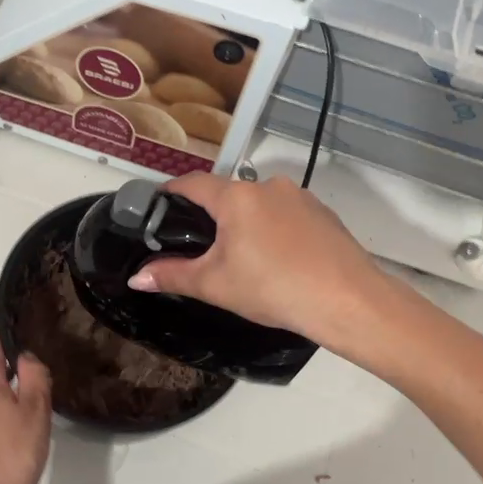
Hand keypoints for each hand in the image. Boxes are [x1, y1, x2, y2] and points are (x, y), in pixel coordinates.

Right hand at [128, 174, 412, 365]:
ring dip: (244, 224)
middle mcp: (267, 186)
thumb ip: (172, 275)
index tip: (157, 209)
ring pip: (258, 205)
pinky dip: (273, 231)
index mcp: (236, 197)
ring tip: (240, 259)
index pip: (192, 183)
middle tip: (198, 247)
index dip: (171, 194)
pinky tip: (276, 261)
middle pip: (227, 194)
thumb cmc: (271, 288)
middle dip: (210, 216)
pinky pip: (285, 216)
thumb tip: (136, 278)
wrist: (347, 300)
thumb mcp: (214, 285)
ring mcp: (300, 197)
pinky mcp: (323, 214)